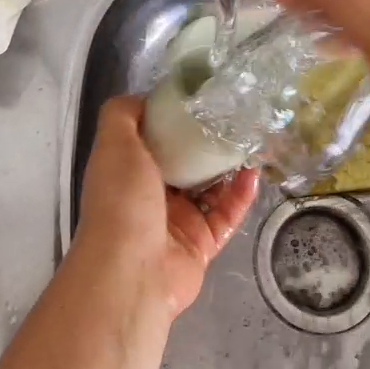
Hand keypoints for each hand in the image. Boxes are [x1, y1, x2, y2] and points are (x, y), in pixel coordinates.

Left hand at [73, 95, 259, 316]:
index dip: (174, 117)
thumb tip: (145, 97)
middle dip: (206, 141)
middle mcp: (151, 194)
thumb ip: (123, 113)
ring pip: (209, 188)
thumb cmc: (122, 200)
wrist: (132, 271)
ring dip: (229, 166)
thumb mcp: (115, 143)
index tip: (200, 97)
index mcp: (128, 169)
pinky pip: (226, 215)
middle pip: (184, 161)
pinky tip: (254, 173)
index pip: (154, 137)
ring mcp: (177, 221)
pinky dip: (240, 195)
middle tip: (235, 117)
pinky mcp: (201, 244)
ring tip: (252, 141)